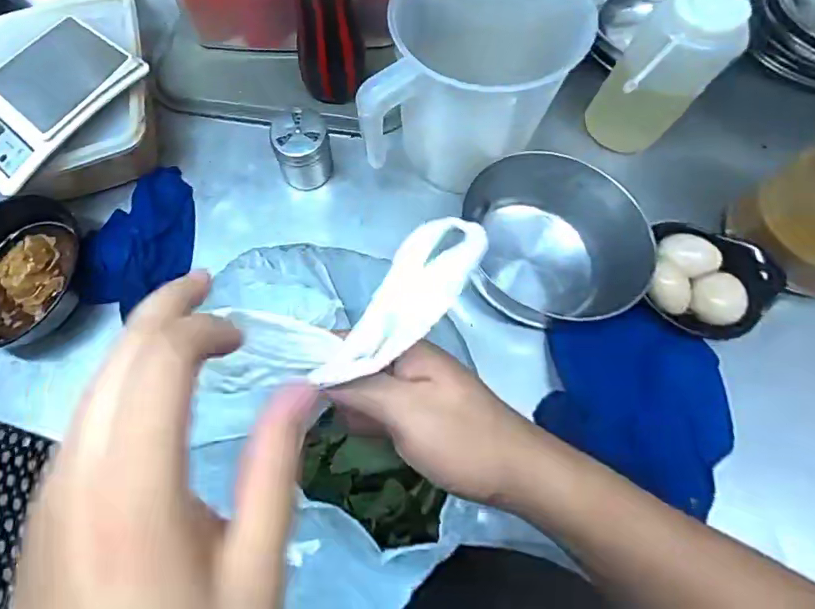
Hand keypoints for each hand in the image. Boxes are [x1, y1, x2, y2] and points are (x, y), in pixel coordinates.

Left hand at [15, 271, 318, 608]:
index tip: (240, 331)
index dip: (202, 325)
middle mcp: (79, 465)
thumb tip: (301, 389)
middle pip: (118, 352)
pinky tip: (146, 394)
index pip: (160, 357)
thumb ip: (275, 469)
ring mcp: (50, 485)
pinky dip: (118, 383)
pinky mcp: (40, 507)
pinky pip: (80, 418)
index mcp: (133, 478)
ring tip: (182, 327)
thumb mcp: (252, 575)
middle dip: (163, 306)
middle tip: (205, 284)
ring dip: (138, 342)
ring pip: (94, 380)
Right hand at [327, 341, 549, 507]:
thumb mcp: (403, 410)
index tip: (292, 382)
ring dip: (352, 406)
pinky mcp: (419, 410)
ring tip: (343, 427)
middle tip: (318, 414)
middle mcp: (406, 358)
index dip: (318, 356)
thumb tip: (314, 372)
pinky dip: (369, 419)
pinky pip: (382, 406)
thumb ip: (358, 387)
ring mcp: (414, 385)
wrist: (522, 476)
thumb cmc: (461, 438)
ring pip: (366, 387)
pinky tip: (365, 437)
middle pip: (354, 362)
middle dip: (335, 385)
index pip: (346, 338)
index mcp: (403, 346)